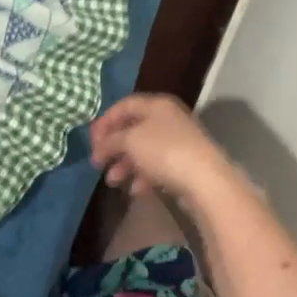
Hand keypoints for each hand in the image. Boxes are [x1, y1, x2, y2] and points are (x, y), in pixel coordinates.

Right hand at [88, 93, 238, 200]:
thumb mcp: (130, 141)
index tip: (91, 142)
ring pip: (144, 150)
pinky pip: (157, 166)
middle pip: (133, 129)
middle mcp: (169, 119)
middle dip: (113, 147)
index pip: (124, 106)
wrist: (205, 180)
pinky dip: (143, 176)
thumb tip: (99, 148)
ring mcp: (179, 142)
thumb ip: (110, 141)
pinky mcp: (185, 163)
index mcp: (157, 105)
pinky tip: (136, 190)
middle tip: (98, 162)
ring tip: (113, 181)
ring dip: (125, 165)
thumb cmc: (164, 151)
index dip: (104, 122)